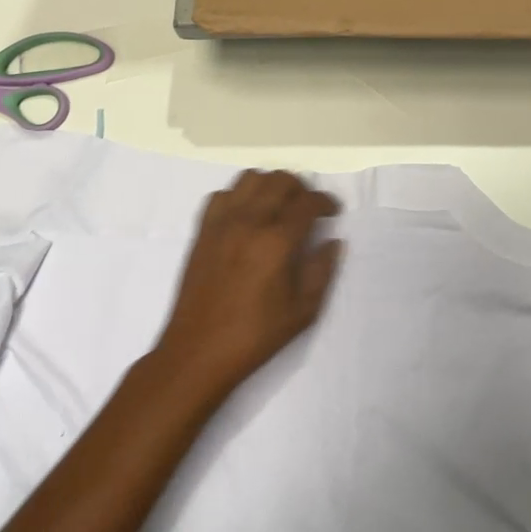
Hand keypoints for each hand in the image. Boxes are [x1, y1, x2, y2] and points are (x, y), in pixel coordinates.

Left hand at [156, 169, 342, 395]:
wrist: (197, 353)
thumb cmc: (254, 336)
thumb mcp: (302, 311)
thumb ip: (322, 271)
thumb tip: (333, 241)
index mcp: (277, 242)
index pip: (308, 202)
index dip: (327, 202)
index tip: (333, 213)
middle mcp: (249, 222)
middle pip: (281, 180)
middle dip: (302, 188)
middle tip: (309, 209)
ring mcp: (221, 223)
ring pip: (250, 178)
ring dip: (270, 185)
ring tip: (278, 206)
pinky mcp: (202, 231)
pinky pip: (222, 195)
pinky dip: (239, 196)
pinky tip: (246, 217)